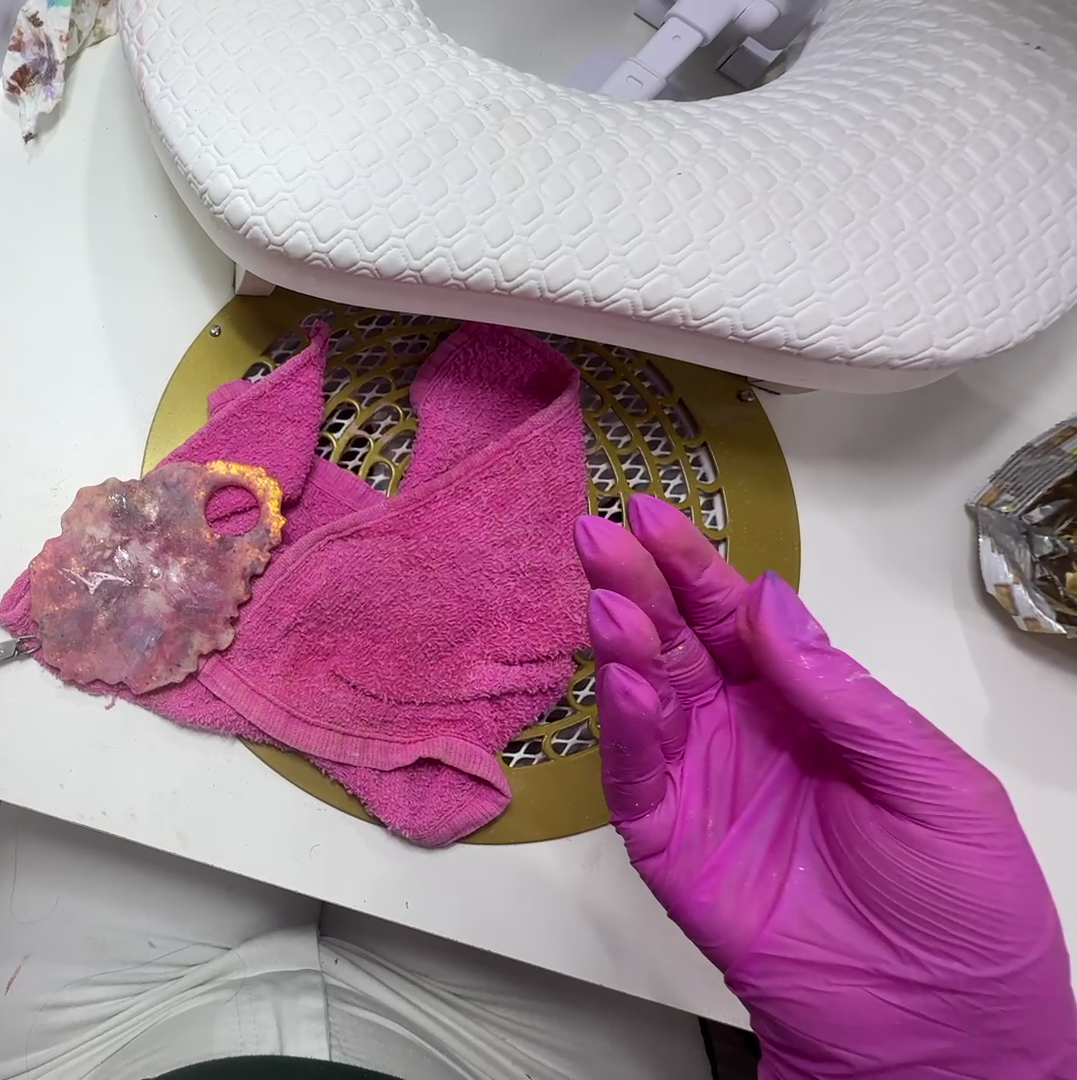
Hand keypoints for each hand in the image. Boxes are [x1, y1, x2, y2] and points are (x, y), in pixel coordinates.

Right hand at [576, 495, 1074, 1078]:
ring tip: (609, 604)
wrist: (922, 1015)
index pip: (727, 615)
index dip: (691, 564)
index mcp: (791, 700)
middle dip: (633, 584)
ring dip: (620, 643)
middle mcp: (726, 721)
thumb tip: (767, 605)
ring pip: (639, 688)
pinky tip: (625, 685)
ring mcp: (685, 768)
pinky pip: (632, 762)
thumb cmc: (952, 902)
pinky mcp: (654, 822)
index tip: (654, 517)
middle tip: (598, 537)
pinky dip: (625, 722)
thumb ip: (840, 693)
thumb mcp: (931, 783)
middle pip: (669, 637)